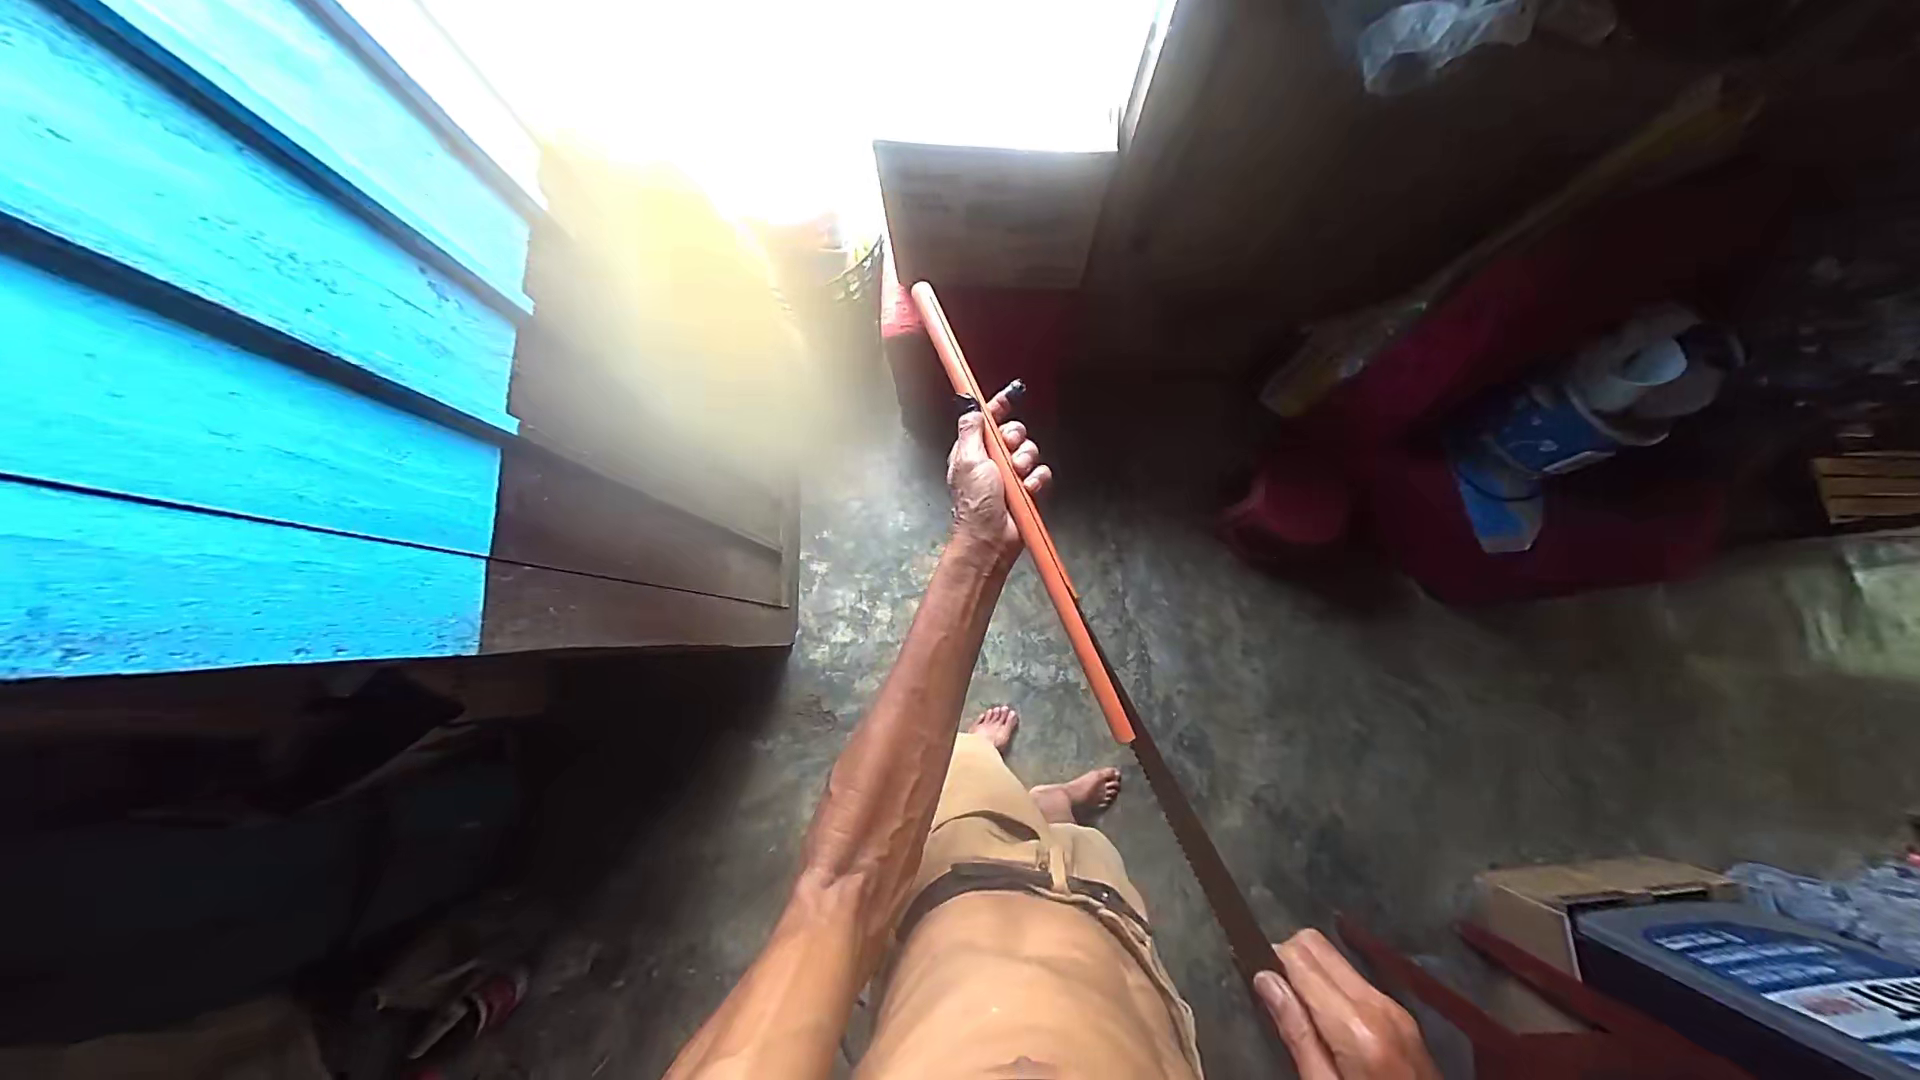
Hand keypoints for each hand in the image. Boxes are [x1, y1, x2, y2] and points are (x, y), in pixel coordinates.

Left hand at [947, 381, 1050, 563]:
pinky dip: (1036, 481)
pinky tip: (1027, 490)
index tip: (1011, 394)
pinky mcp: (1026, 490)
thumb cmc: (975, 503)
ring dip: (1025, 462)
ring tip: (1016, 477)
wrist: (991, 537)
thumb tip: (970, 407)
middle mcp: (992, 460)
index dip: (999, 405)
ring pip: (1030, 451)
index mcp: (973, 450)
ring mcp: (1010, 475)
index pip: (988, 419)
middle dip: (1014, 440)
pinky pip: (1041, 474)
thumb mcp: (968, 459)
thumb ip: (971, 430)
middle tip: (1008, 453)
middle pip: (1013, 432)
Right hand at [1254, 930, 1440, 1079]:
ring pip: (1333, 956)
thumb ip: (1297, 1034)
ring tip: (1303, 1014)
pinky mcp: (1402, 1017)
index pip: (1297, 955)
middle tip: (1280, 999)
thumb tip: (1264, 978)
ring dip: (1310, 973)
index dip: (1271, 962)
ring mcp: (1395, 1008)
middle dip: (1289, 959)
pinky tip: (1329, 1022)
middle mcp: (1377, 1003)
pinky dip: (1331, 986)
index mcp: (1357, 1026)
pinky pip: (1352, 978)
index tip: (1260, 987)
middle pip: (1314, 943)